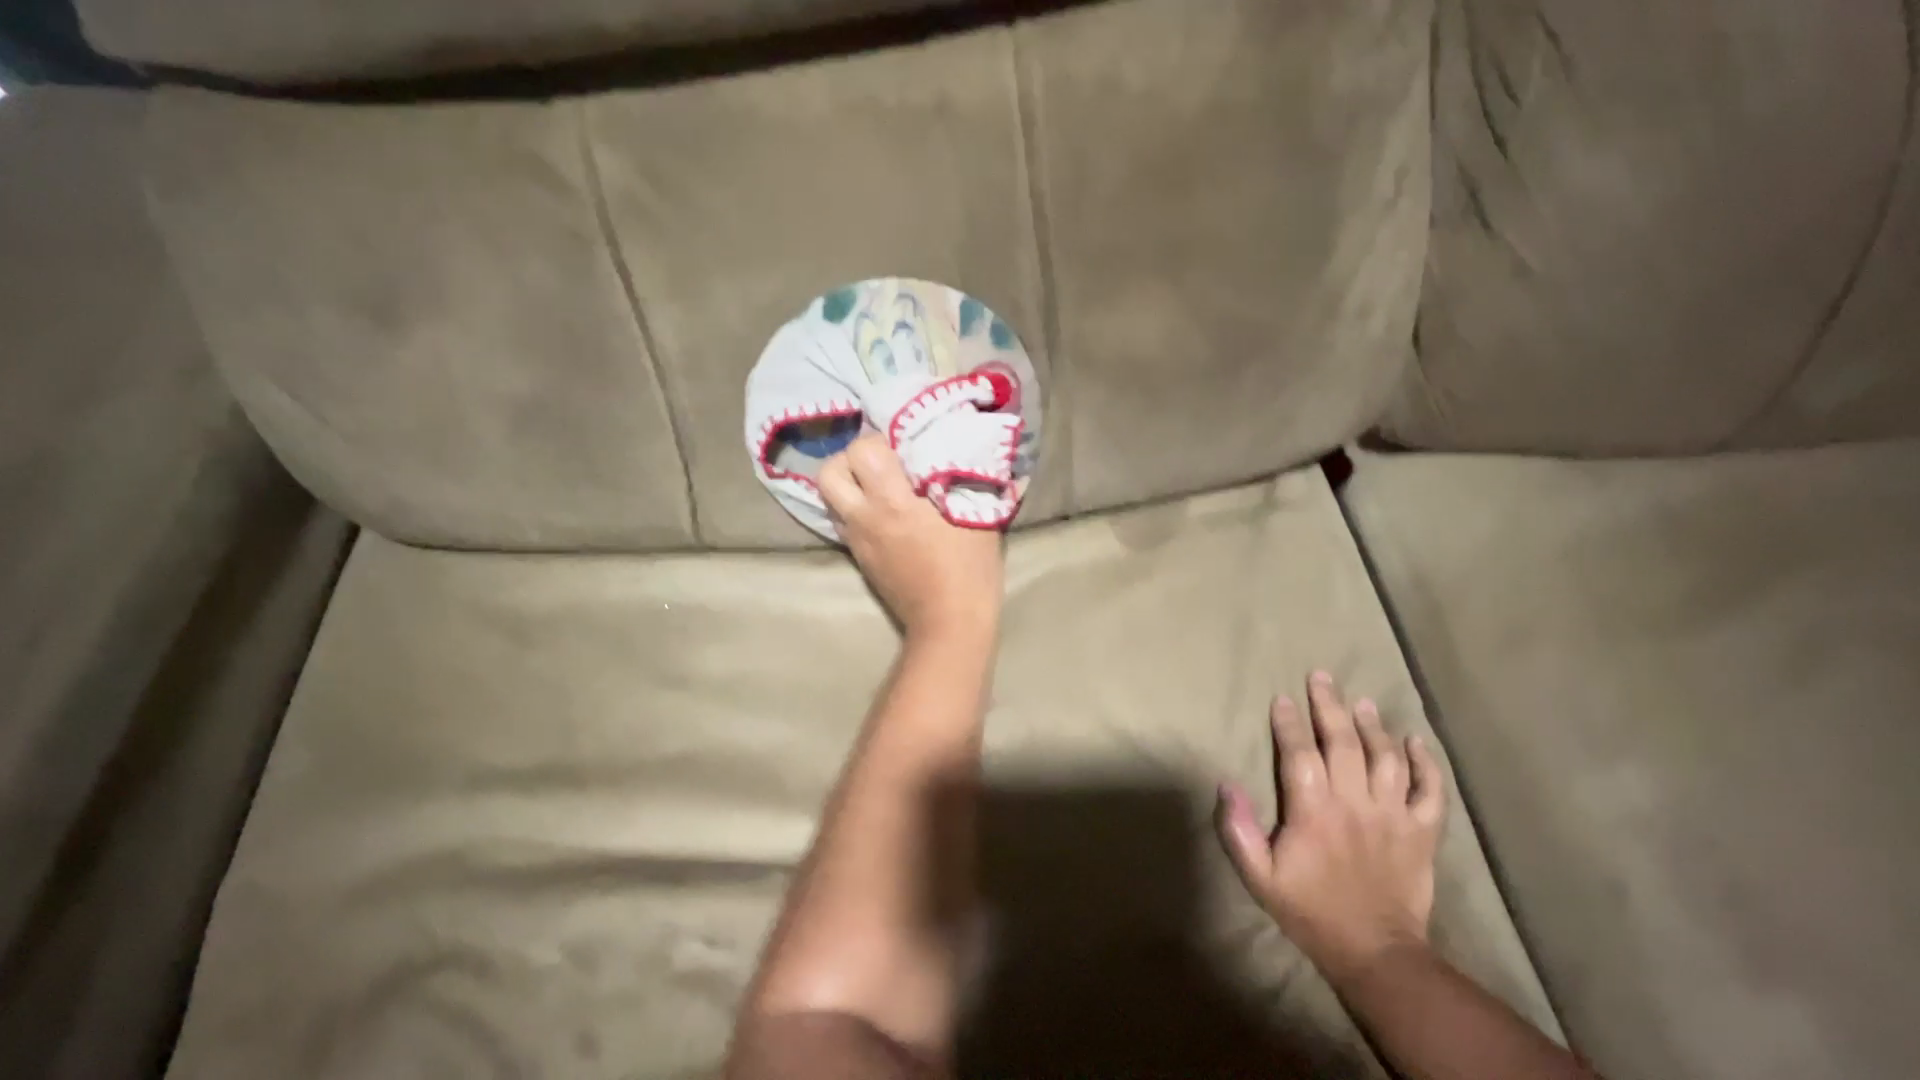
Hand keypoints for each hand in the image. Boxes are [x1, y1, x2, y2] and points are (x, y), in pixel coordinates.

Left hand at [819, 434, 1004, 640]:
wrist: (949, 623)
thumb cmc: (968, 569)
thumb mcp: (978, 516)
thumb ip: (962, 478)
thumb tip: (963, 448)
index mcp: (892, 502)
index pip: (863, 450)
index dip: (878, 440)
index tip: (901, 445)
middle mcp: (865, 517)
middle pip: (829, 473)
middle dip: (848, 460)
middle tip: (878, 462)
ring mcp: (857, 540)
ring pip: (829, 499)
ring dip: (848, 485)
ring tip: (877, 485)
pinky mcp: (859, 558)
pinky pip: (843, 521)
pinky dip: (855, 509)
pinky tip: (882, 513)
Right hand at [1216, 672, 1446, 986]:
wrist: (1375, 952)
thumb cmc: (1309, 911)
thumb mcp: (1259, 877)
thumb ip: (1238, 830)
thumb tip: (1225, 783)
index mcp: (1313, 812)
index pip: (1299, 754)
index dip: (1289, 723)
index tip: (1282, 699)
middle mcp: (1355, 803)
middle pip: (1343, 742)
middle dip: (1329, 706)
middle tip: (1321, 677)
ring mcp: (1394, 815)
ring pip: (1386, 757)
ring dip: (1373, 726)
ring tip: (1362, 702)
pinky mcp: (1422, 832)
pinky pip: (1431, 790)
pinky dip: (1425, 763)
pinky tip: (1414, 741)